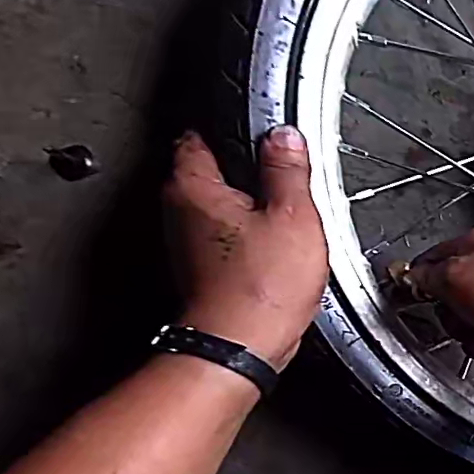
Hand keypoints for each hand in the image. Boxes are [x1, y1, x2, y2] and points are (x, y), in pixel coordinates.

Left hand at [166, 127, 327, 368]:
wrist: (243, 342)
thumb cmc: (262, 286)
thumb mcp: (294, 216)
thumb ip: (288, 171)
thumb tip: (285, 137)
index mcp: (193, 189)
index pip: (199, 139)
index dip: (231, 132)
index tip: (257, 133)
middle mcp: (179, 213)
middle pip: (208, 174)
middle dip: (243, 172)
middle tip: (281, 177)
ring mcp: (187, 244)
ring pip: (217, 207)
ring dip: (246, 207)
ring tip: (284, 215)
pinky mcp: (204, 269)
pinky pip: (225, 237)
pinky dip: (247, 236)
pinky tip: (275, 246)